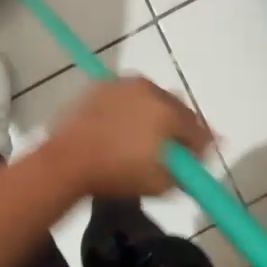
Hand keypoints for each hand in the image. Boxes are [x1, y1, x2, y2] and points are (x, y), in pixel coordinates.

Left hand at [44, 78, 211, 198]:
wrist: (67, 160)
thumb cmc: (115, 174)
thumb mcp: (160, 183)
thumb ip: (187, 170)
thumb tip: (197, 158)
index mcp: (169, 113)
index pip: (198, 129)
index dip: (199, 144)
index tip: (194, 156)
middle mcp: (151, 90)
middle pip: (176, 108)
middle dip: (177, 125)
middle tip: (168, 146)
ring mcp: (125, 83)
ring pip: (151, 96)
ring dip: (153, 112)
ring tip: (140, 134)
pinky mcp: (103, 83)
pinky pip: (127, 93)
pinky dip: (129, 105)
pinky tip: (120, 123)